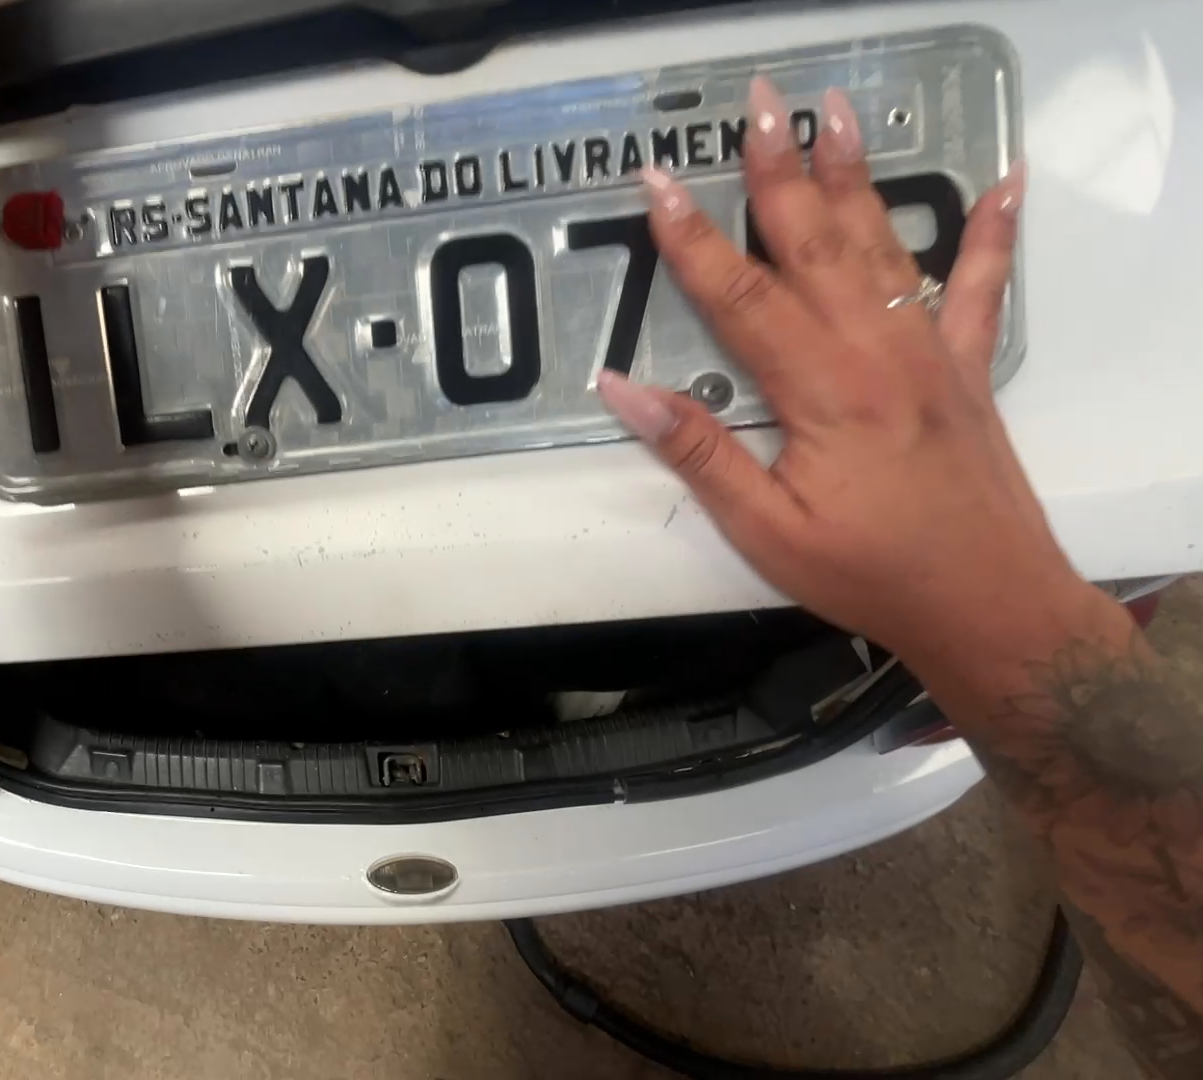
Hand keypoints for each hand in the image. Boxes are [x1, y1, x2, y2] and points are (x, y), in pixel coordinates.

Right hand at [596, 77, 1110, 670]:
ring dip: (857, 177)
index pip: (742, 296)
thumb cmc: (865, 572)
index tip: (658, 183)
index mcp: (825, 390)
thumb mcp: (761, 525)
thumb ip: (697, 449)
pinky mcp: (963, 370)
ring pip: (886, 248)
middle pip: (820, 245)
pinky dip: (992, 233)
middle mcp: (881, 352)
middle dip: (782, 171)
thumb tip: (622, 388)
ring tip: (838, 112)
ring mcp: (931, 354)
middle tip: (761, 104)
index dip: (693, 238)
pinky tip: (1002, 183)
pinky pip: (978, 288)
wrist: (992, 606)